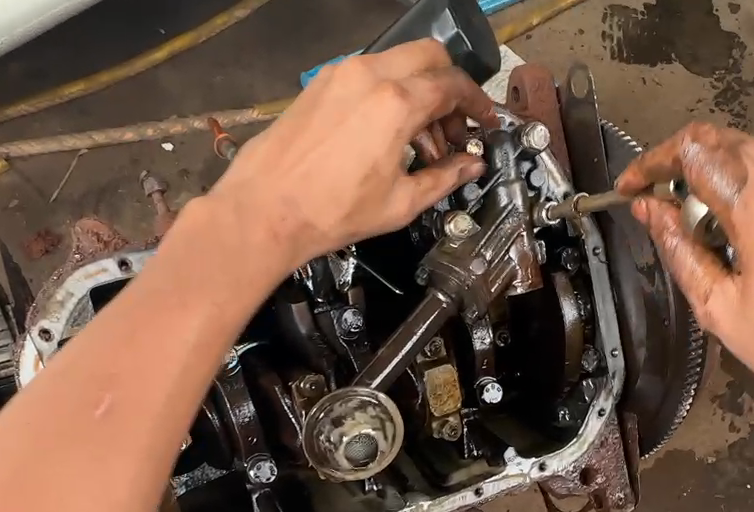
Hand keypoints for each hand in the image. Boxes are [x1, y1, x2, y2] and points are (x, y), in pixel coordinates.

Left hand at [208, 40, 496, 270]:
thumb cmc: (332, 212)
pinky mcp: (321, 84)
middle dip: (450, 88)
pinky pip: (369, 75)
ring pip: (399, 62)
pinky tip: (387, 136)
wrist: (267, 208)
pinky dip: (390, 94)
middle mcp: (370, 76)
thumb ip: (443, 178)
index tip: (485, 123)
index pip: (452, 86)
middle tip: (453, 131)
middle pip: (430, 56)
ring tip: (420, 144)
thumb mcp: (400, 203)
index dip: (477, 105)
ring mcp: (342, 75)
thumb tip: (471, 165)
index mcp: (396, 104)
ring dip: (419, 92)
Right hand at [616, 123, 753, 433]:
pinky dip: (751, 187)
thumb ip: (681, 251)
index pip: (701, 152)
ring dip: (717, 175)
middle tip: (659, 204)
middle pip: (729, 142)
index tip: (633, 185)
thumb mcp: (721, 312)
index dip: (657, 160)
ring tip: (700, 224)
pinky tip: (742, 229)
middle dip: (683, 163)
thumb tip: (648, 209)